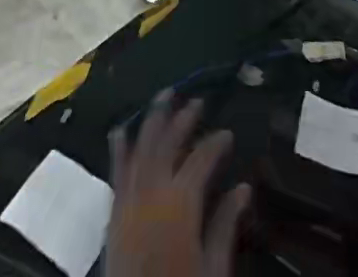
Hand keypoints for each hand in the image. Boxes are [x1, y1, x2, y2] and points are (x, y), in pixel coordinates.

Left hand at [105, 94, 250, 276]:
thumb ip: (226, 224)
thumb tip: (244, 189)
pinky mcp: (114, 212)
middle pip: (166, 143)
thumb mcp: (215, 267)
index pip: (200, 160)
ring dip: (152, 121)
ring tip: (163, 97)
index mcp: (180, 204)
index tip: (228, 133)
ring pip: (140, 148)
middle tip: (197, 102)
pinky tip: (120, 129)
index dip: (215, 143)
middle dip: (182, 119)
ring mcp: (129, 199)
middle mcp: (151, 192)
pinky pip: (116, 170)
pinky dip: (120, 147)